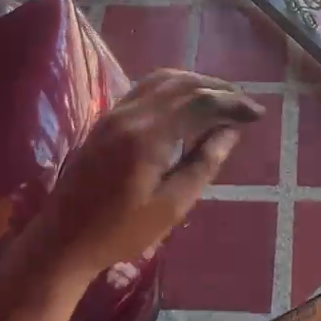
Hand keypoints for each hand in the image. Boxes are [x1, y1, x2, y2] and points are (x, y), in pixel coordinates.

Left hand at [35, 69, 264, 278]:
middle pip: (183, 84)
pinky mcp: (106, 119)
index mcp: (148, 136)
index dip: (233, 103)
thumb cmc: (120, 232)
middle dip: (219, 89)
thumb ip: (203, 164)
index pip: (200, 102)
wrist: (63, 240)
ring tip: (222, 99)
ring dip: (196, 83)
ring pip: (163, 80)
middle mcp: (131, 114)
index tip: (258, 114)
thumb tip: (230, 132)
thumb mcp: (171, 206)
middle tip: (245, 105)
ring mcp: (114, 113)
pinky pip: (146, 88)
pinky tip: (187, 103)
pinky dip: (174, 87)